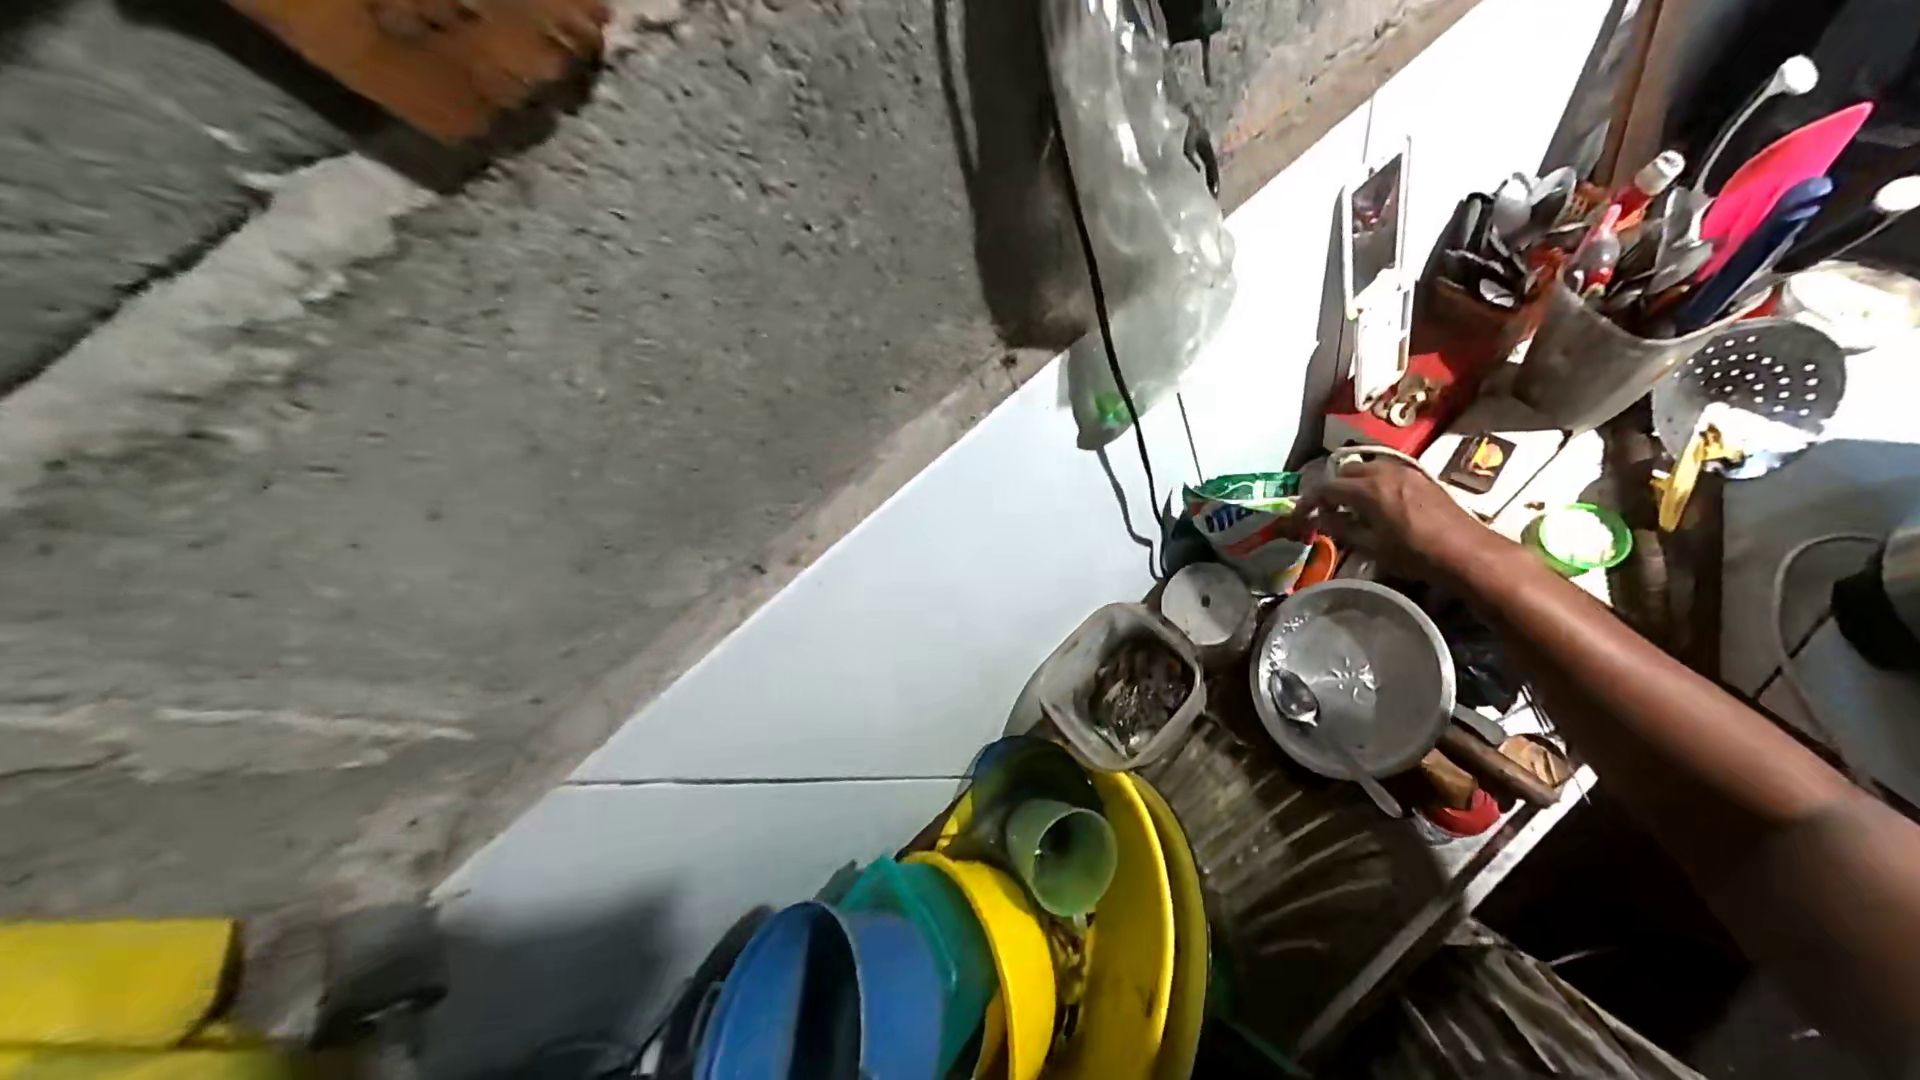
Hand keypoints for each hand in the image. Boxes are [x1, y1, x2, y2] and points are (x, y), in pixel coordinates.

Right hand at [1291, 459, 1505, 584]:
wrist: (1467, 552)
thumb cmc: (1414, 554)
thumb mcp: (1370, 546)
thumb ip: (1340, 528)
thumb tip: (1320, 518)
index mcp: (1367, 490)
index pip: (1324, 488)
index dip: (1308, 502)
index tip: (1302, 517)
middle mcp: (1384, 472)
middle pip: (1344, 472)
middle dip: (1331, 490)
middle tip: (1328, 511)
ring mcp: (1405, 471)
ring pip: (1366, 468)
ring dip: (1353, 483)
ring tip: (1353, 506)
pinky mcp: (1421, 476)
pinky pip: (1387, 471)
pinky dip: (1373, 482)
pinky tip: (1378, 503)